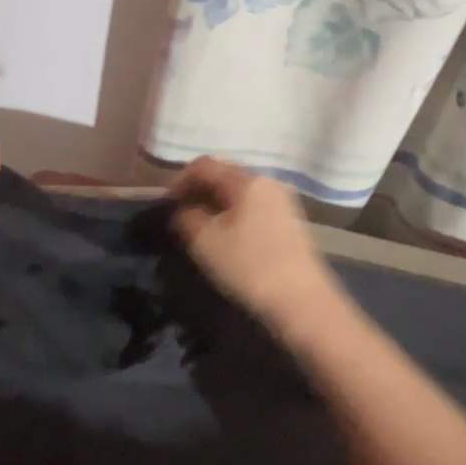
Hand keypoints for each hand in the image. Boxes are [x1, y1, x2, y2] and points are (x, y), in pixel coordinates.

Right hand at [171, 157, 349, 335]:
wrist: (300, 299)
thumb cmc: (248, 265)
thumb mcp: (205, 241)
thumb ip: (187, 217)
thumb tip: (183, 210)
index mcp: (247, 180)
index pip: (205, 165)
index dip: (179, 180)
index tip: (165, 205)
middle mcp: (268, 182)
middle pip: (224, 175)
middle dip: (198, 191)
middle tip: (179, 215)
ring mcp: (283, 201)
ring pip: (239, 192)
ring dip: (215, 204)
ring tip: (199, 228)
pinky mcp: (289, 220)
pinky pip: (252, 207)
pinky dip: (233, 214)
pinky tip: (225, 236)